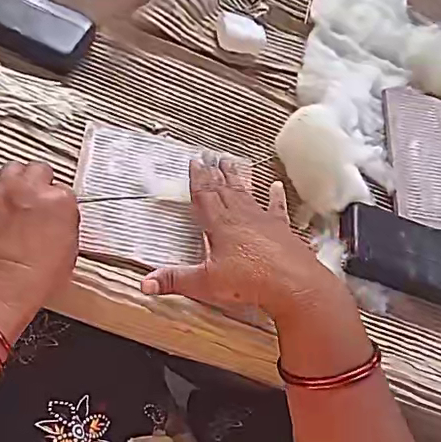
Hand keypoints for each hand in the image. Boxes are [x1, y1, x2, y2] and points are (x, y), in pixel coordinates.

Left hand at [0, 161, 78, 341]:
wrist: (2, 287)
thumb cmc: (38, 277)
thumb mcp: (70, 249)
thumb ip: (65, 222)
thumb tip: (59, 217)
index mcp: (59, 200)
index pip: (63, 188)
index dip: (58, 201)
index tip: (55, 212)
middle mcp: (31, 189)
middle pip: (37, 169)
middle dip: (38, 181)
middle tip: (37, 199)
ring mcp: (3, 193)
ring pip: (11, 170)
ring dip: (16, 181)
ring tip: (17, 198)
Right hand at [139, 156, 346, 319]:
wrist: (294, 285)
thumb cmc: (252, 282)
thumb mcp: (206, 283)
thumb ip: (175, 280)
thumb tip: (146, 282)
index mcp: (221, 225)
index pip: (205, 195)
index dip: (198, 177)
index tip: (195, 162)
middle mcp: (242, 217)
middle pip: (224, 188)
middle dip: (215, 172)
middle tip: (210, 156)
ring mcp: (264, 221)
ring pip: (246, 193)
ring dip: (237, 178)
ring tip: (231, 164)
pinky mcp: (282, 230)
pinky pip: (277, 208)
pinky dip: (276, 196)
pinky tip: (276, 187)